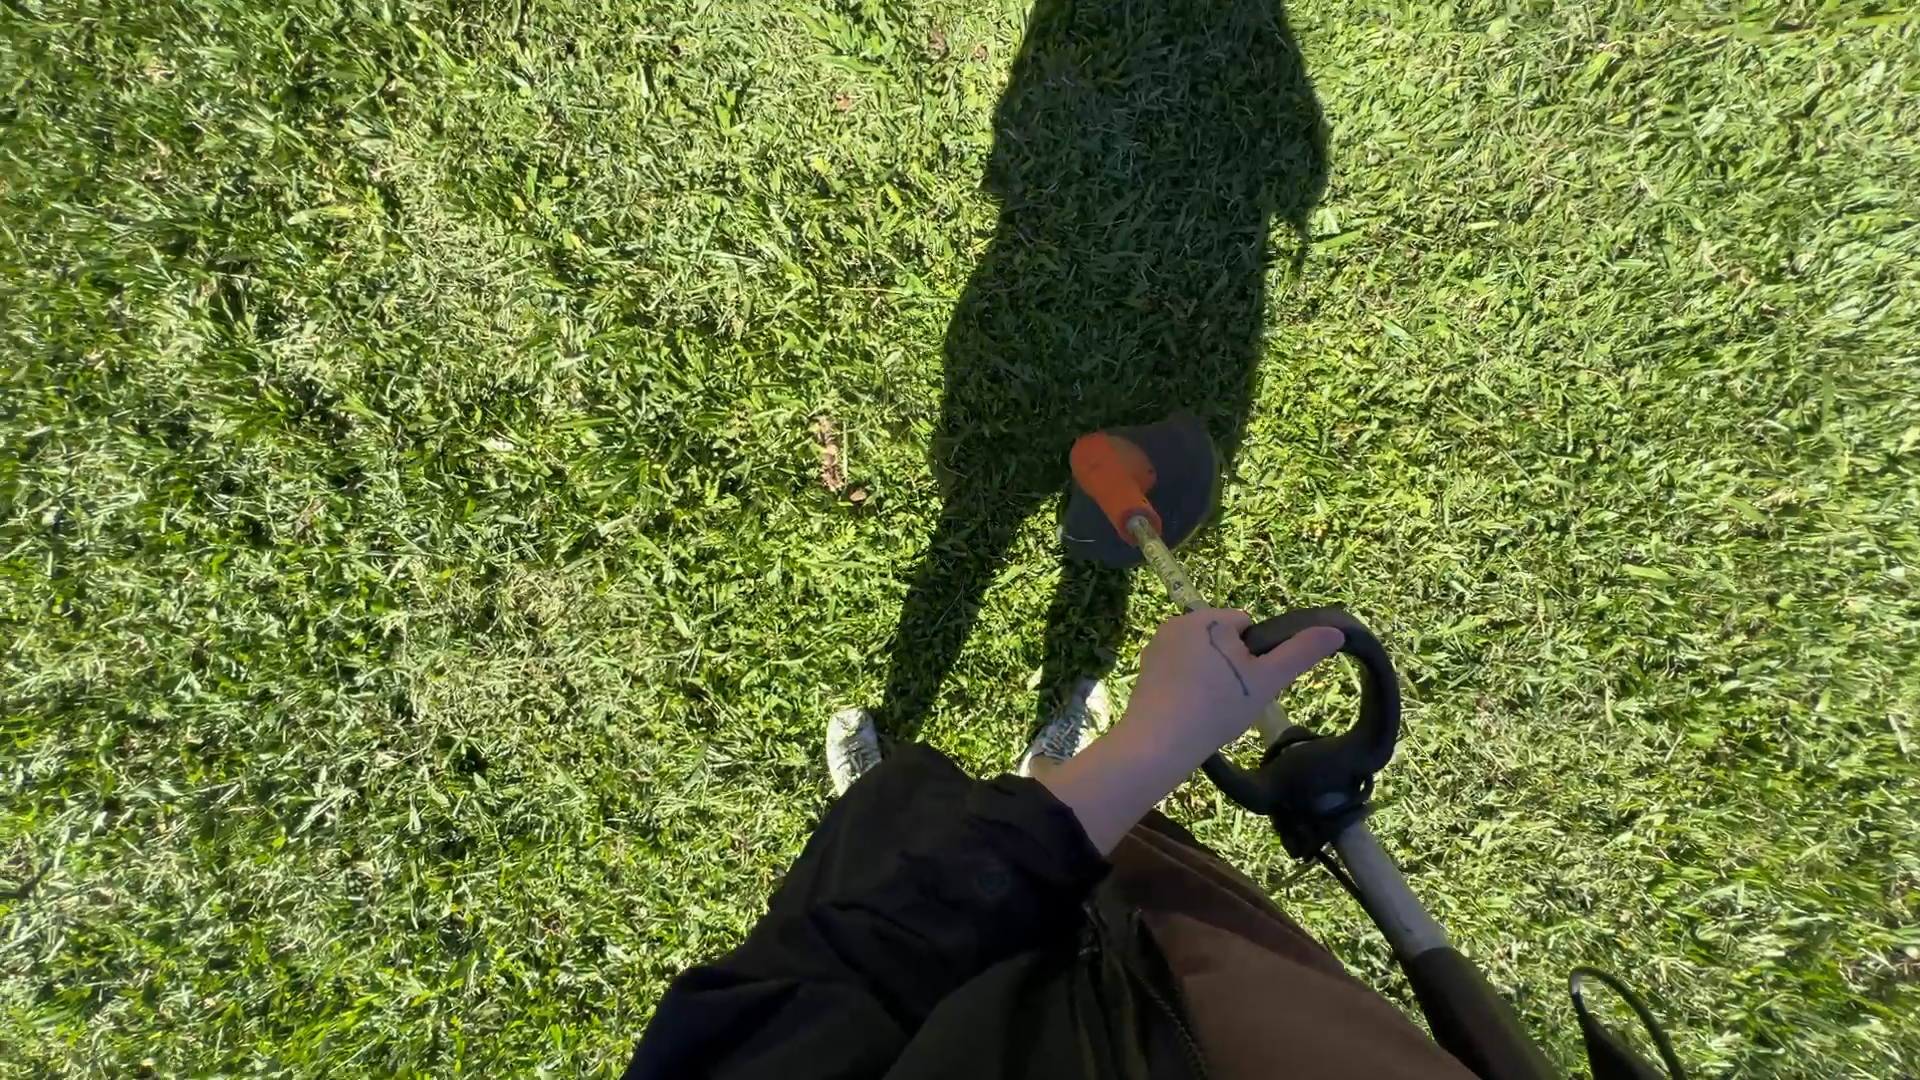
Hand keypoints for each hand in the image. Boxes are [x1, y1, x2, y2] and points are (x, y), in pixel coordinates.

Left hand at [1121, 609, 1344, 764]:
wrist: (1161, 739)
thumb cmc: (1218, 705)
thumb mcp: (1267, 679)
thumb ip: (1300, 653)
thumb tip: (1336, 631)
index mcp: (1206, 617)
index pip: (1245, 624)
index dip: (1254, 653)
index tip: (1249, 680)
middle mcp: (1176, 623)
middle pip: (1221, 638)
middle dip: (1231, 663)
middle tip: (1231, 697)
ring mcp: (1157, 645)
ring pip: (1201, 655)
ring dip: (1211, 674)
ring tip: (1210, 706)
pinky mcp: (1145, 668)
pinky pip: (1179, 669)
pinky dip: (1188, 684)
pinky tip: (1189, 709)